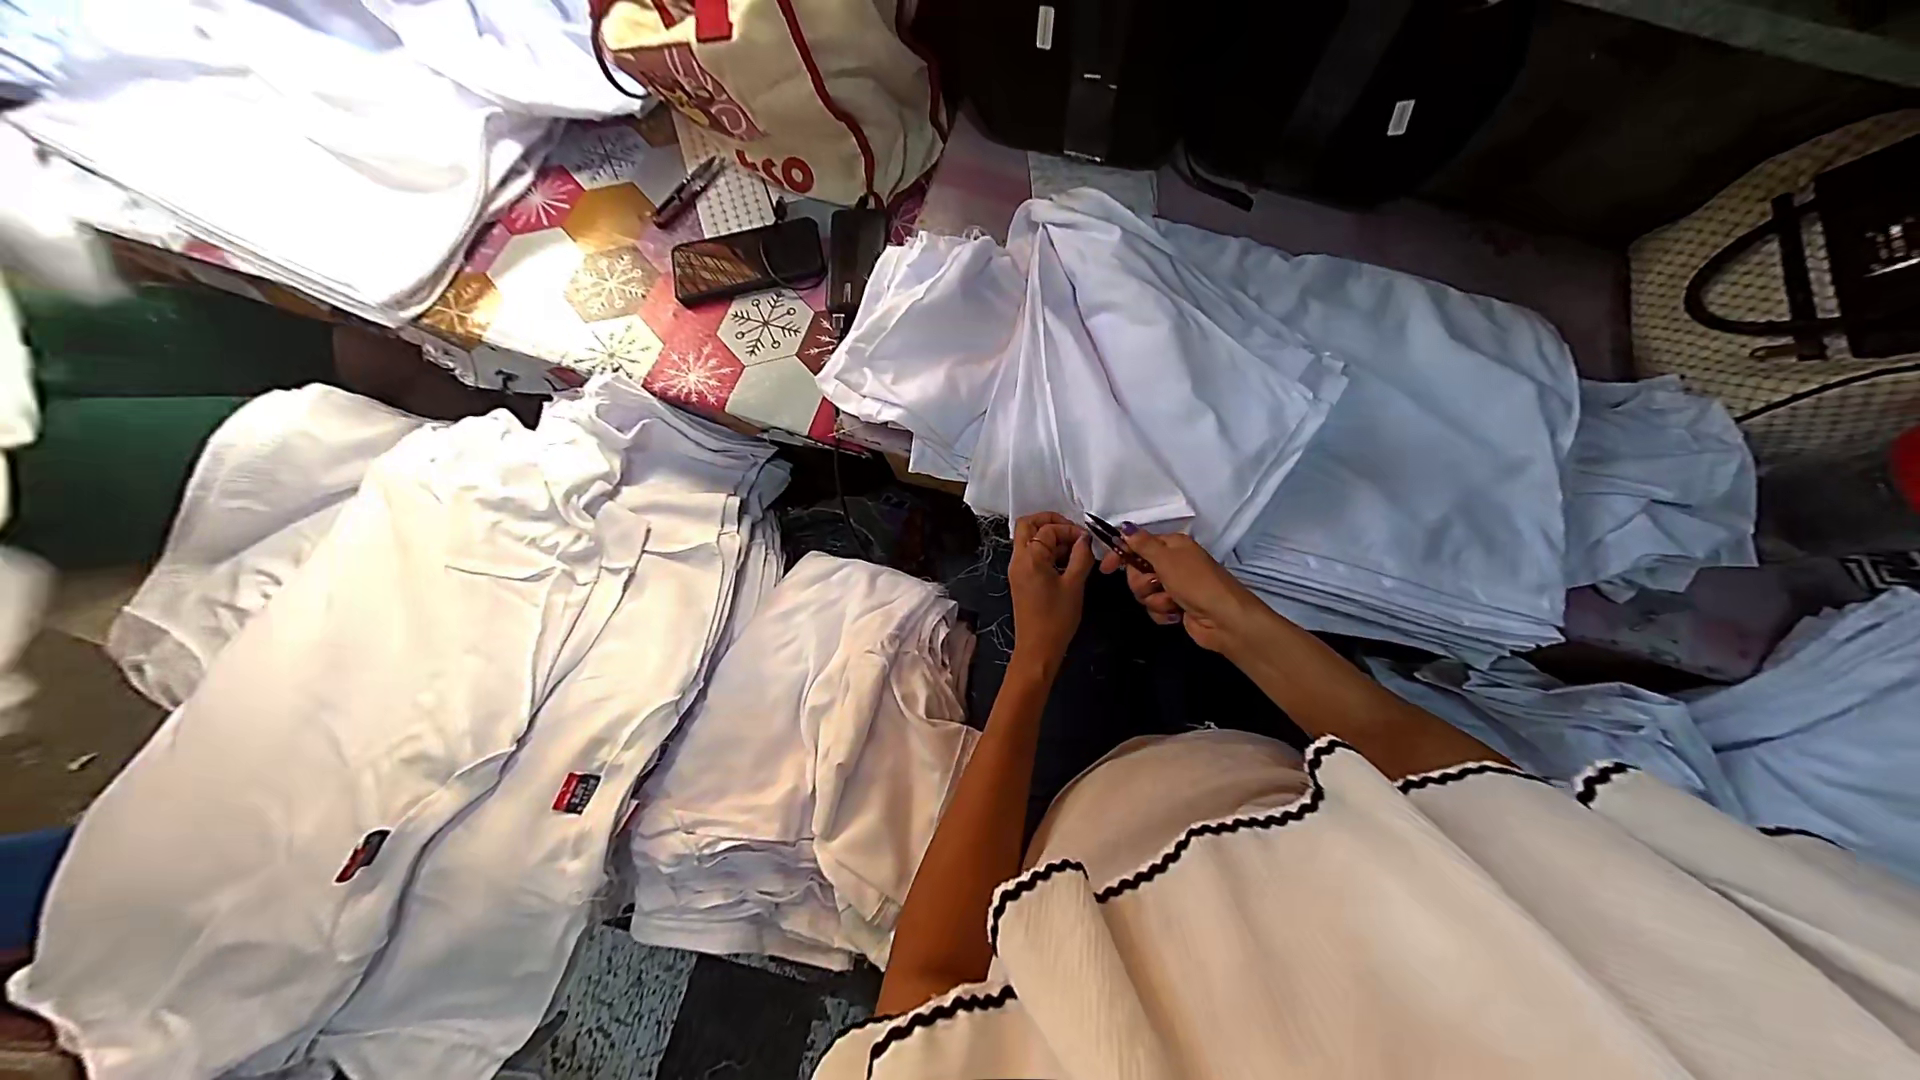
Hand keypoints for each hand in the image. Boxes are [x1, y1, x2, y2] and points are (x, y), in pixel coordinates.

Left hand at [1008, 512, 1094, 669]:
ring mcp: (1016, 569)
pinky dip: (1046, 550)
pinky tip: (1065, 562)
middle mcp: (1018, 559)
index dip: (1069, 529)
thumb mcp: (1075, 584)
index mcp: (1030, 557)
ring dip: (1049, 537)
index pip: (1048, 529)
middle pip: (1027, 524)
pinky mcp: (1020, 579)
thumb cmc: (1057, 618)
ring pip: (1027, 538)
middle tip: (1073, 533)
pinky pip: (1030, 554)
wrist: (1038, 648)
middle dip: (1051, 522)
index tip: (1087, 540)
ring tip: (1073, 550)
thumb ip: (1081, 556)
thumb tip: (1085, 538)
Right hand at [1099, 524, 1269, 653]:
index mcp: (1172, 545)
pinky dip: (1163, 612)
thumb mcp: (1167, 559)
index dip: (1120, 555)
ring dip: (1155, 599)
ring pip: (1144, 592)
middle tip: (1156, 585)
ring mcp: (1174, 586)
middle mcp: (1172, 563)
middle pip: (1136, 571)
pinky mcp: (1175, 607)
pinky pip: (1154, 608)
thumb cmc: (1196, 583)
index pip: (1137, 545)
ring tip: (1172, 602)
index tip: (1105, 568)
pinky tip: (1176, 614)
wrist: (1224, 619)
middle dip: (1142, 582)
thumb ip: (1142, 544)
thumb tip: (1124, 527)